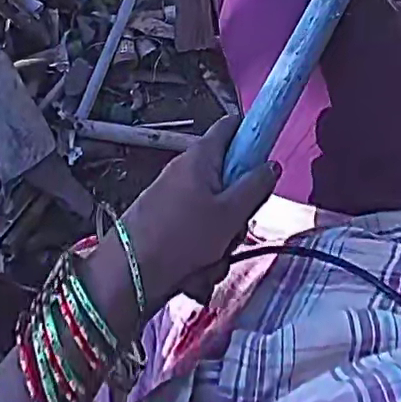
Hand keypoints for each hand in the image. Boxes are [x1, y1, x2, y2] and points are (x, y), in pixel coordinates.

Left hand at [117, 116, 279, 308]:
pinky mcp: (167, 224)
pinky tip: (194, 274)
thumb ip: (256, 187)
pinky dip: (202, 256)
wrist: (129, 275)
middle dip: (238, 209)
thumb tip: (271, 165)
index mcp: (201, 156)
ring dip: (220, 240)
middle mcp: (186, 170)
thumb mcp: (231, 213)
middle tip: (235, 227)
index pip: (230, 126)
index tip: (265, 156)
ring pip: (215, 213)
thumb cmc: (182, 236)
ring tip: (210, 258)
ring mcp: (175, 197)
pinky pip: (197, 234)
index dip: (251, 134)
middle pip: (228, 178)